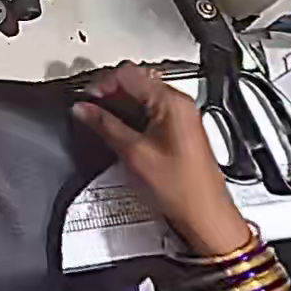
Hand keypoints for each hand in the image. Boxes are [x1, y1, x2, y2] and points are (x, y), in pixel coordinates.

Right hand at [73, 63, 251, 256]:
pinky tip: (123, 129)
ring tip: (104, 118)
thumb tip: (84, 109)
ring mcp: (182, 114)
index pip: (128, 74)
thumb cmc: (181, 189)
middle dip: (111, 90)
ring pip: (143, 92)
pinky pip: (152, 107)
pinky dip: (134, 112)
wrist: (206, 217)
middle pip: (137, 79)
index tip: (88, 99)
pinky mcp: (181, 127)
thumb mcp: (134, 154)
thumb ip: (105, 126)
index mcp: (171, 101)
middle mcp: (180, 102)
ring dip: (121, 101)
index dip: (103, 84)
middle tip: (93, 107)